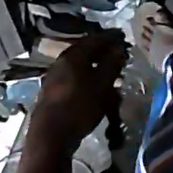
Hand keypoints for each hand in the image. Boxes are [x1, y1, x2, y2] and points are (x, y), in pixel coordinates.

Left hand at [27, 31, 126, 149]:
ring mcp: (53, 77)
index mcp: (72, 56)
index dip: (109, 37)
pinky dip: (85, 76)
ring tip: (107, 70)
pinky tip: (92, 85)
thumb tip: (118, 49)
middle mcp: (60, 62)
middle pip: (83, 51)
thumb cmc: (79, 108)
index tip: (122, 36)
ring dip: (93, 65)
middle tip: (117, 53)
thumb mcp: (102, 86)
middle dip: (101, 51)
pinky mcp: (51, 91)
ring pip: (77, 65)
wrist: (50, 136)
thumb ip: (111, 65)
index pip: (94, 40)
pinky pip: (72, 77)